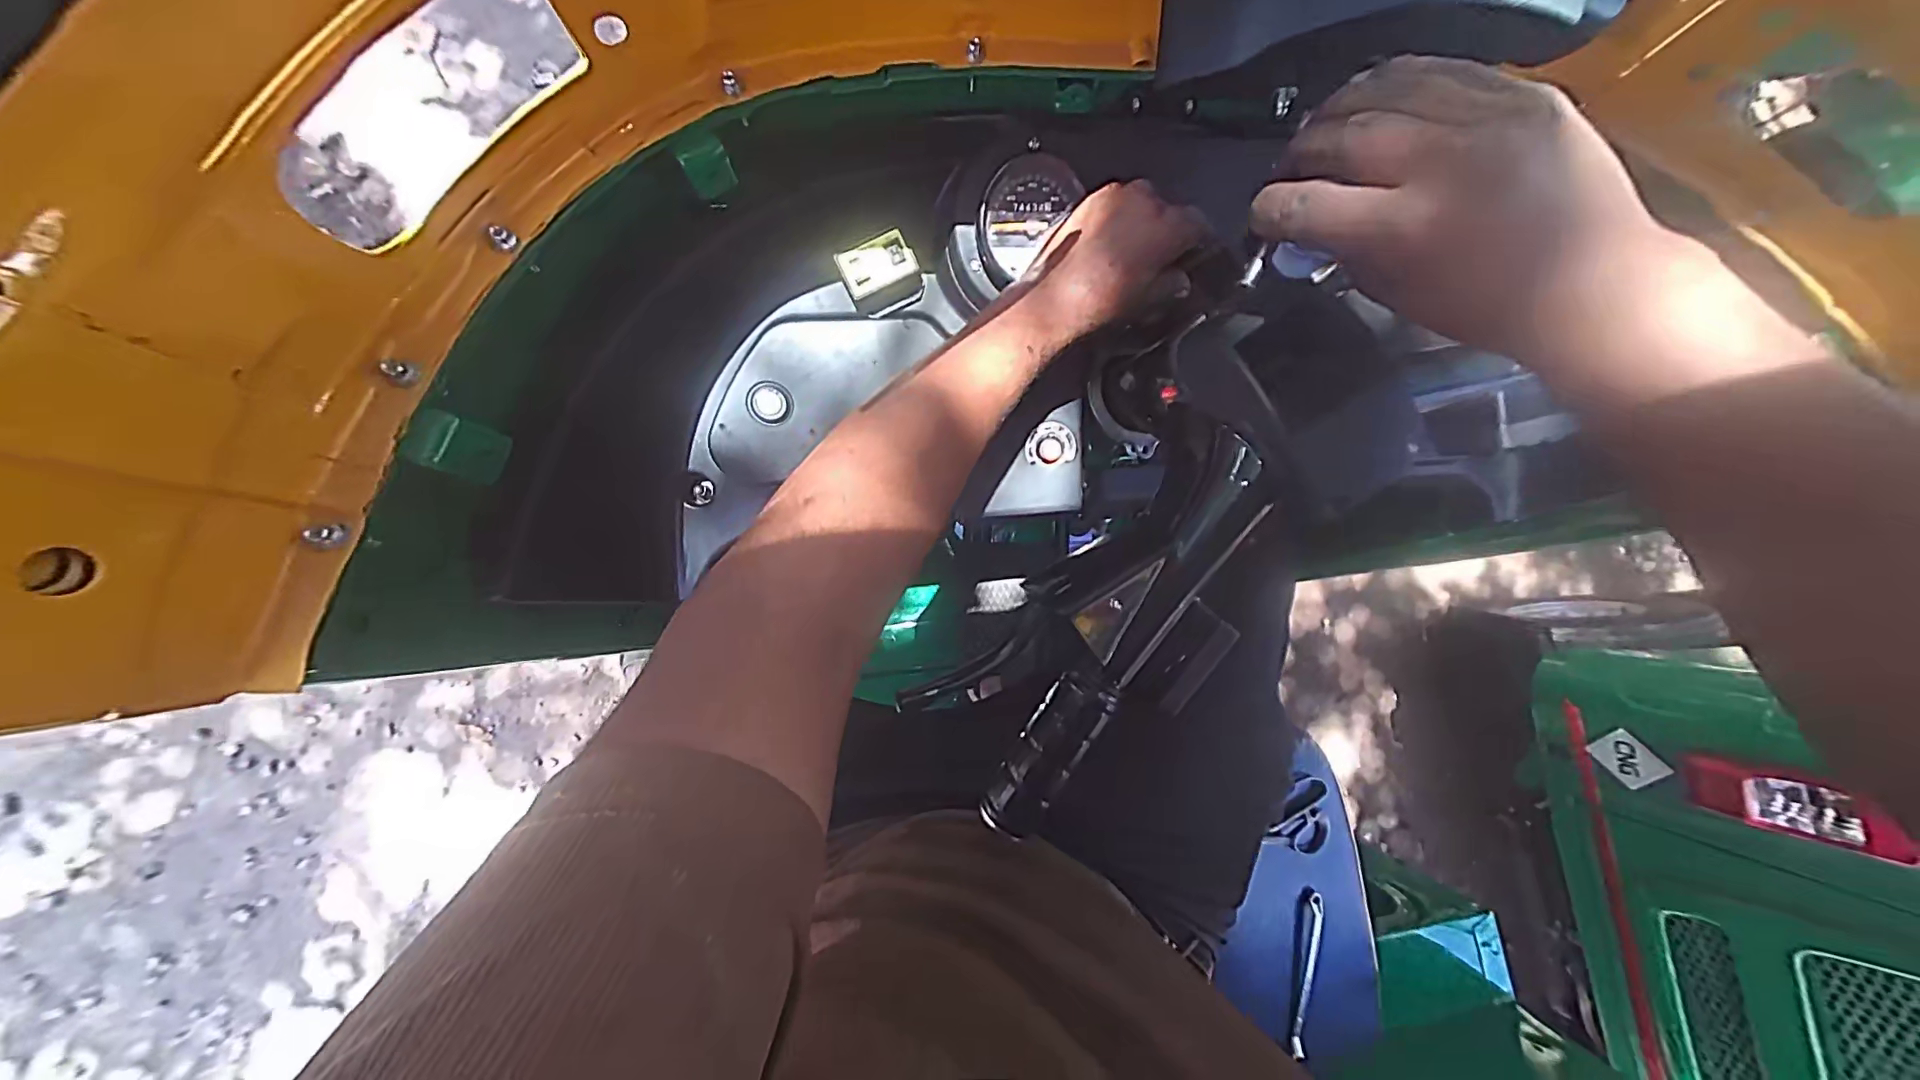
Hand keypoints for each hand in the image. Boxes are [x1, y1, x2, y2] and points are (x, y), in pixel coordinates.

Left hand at [1023, 179, 1212, 340]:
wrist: (1053, 298)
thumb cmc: (1099, 299)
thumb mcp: (1146, 298)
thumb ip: (1170, 283)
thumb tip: (1177, 280)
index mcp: (1166, 224)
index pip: (1197, 224)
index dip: (1198, 241)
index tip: (1194, 253)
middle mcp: (1142, 200)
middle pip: (1167, 208)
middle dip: (1166, 229)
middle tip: (1159, 257)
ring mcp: (1113, 195)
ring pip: (1139, 202)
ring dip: (1140, 220)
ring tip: (1130, 251)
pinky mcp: (1088, 200)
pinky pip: (1113, 204)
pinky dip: (1116, 218)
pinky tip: (1108, 243)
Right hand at [1250, 56, 1672, 360]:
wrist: (1588, 282)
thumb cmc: (1480, 305)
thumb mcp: (1394, 292)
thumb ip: (1344, 251)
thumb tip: (1306, 227)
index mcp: (1403, 228)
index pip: (1305, 203)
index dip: (1268, 208)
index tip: (1262, 213)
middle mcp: (1440, 161)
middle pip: (1339, 137)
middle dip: (1298, 154)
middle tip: (1288, 168)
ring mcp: (1487, 118)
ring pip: (1384, 89)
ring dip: (1337, 108)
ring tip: (1321, 126)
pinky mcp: (1521, 94)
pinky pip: (1439, 70)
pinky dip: (1393, 82)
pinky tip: (1373, 97)